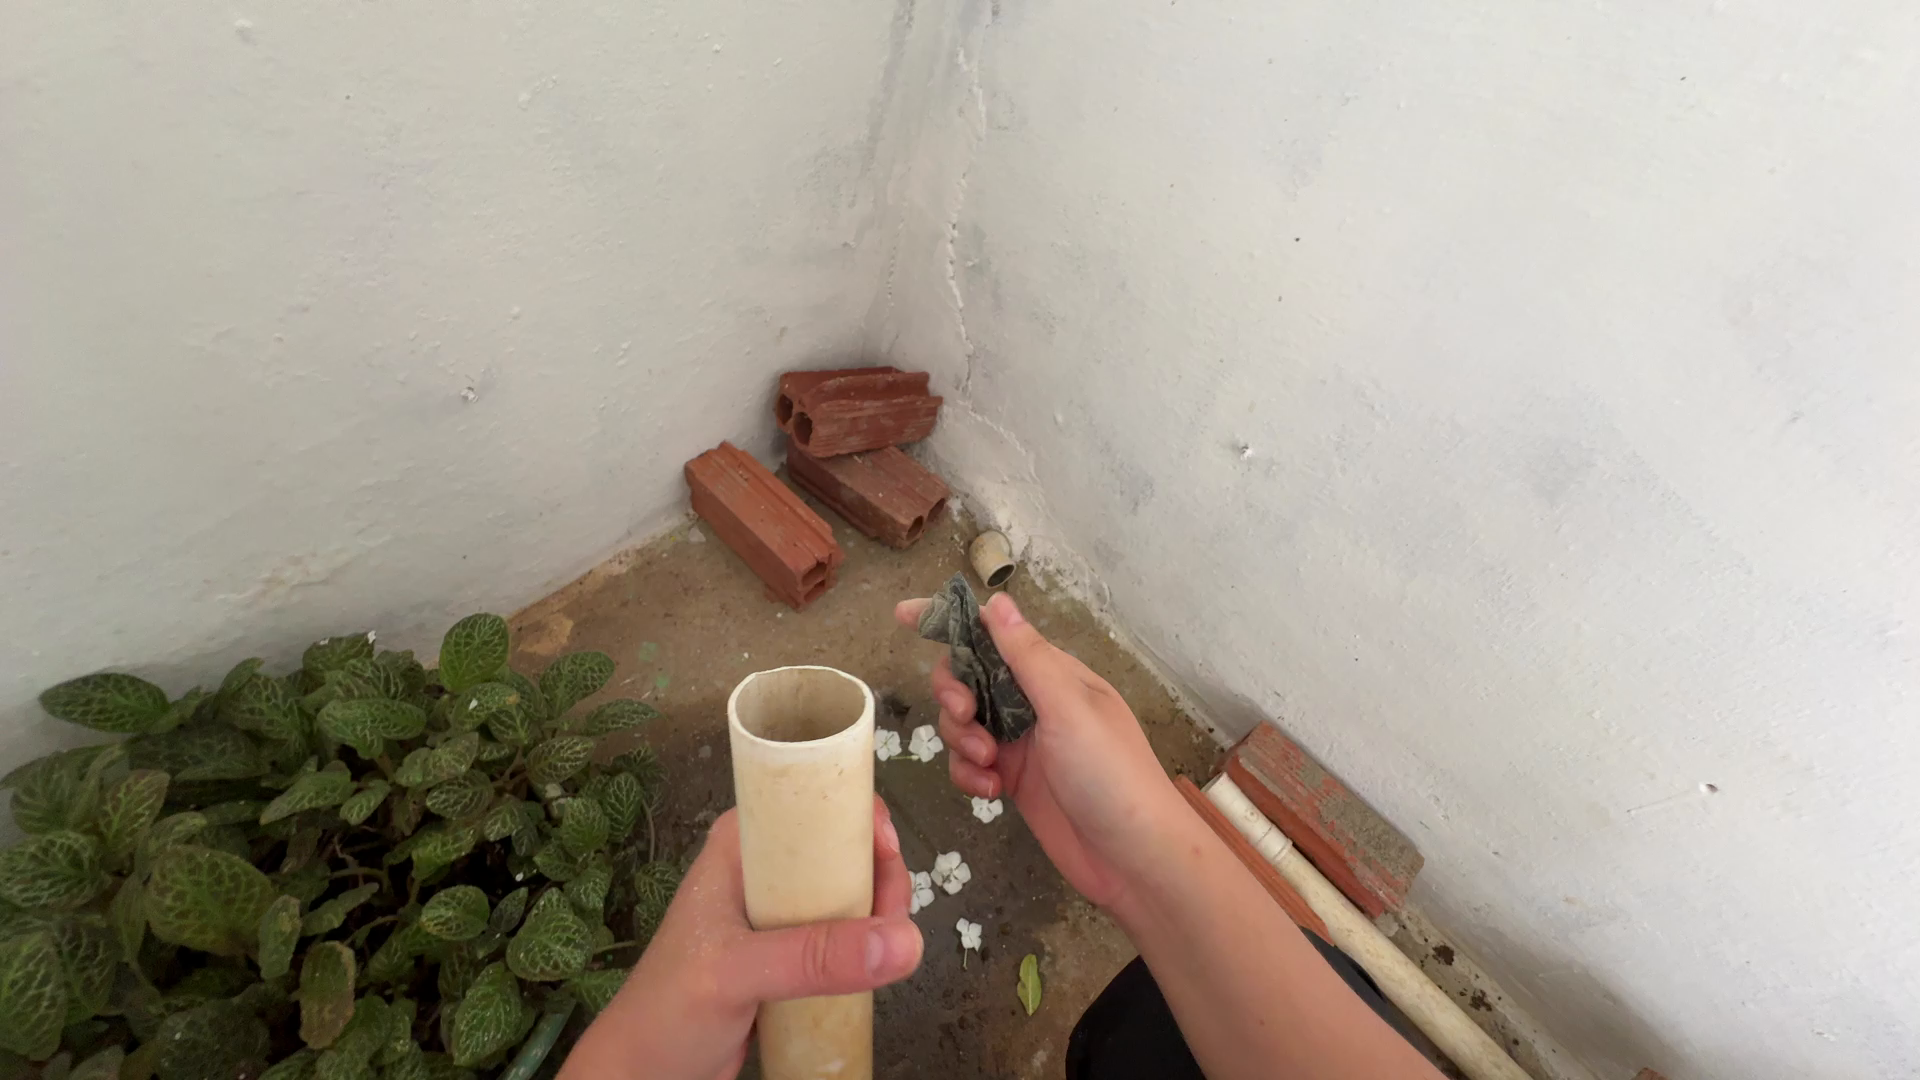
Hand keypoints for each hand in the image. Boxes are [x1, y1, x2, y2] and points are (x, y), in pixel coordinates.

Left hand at [558, 798, 922, 1079]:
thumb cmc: (669, 1010)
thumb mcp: (738, 973)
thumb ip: (815, 958)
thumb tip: (905, 941)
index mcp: (746, 841)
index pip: (814, 800)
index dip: (859, 815)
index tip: (890, 853)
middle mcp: (768, 863)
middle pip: (843, 844)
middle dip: (878, 873)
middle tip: (893, 917)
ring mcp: (780, 907)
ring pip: (849, 888)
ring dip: (877, 911)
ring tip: (886, 950)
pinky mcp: (790, 947)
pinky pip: (843, 929)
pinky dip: (864, 941)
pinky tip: (872, 966)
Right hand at [894, 593, 1188, 912]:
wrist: (1134, 859)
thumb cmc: (1110, 772)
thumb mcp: (1069, 707)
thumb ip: (1028, 656)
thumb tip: (996, 600)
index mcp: (1051, 672)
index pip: (993, 633)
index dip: (949, 621)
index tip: (903, 614)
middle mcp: (1033, 700)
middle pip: (968, 677)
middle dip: (954, 692)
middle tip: (964, 715)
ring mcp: (1021, 741)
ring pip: (963, 722)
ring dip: (962, 739)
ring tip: (988, 764)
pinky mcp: (1012, 779)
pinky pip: (970, 763)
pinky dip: (969, 773)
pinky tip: (991, 791)